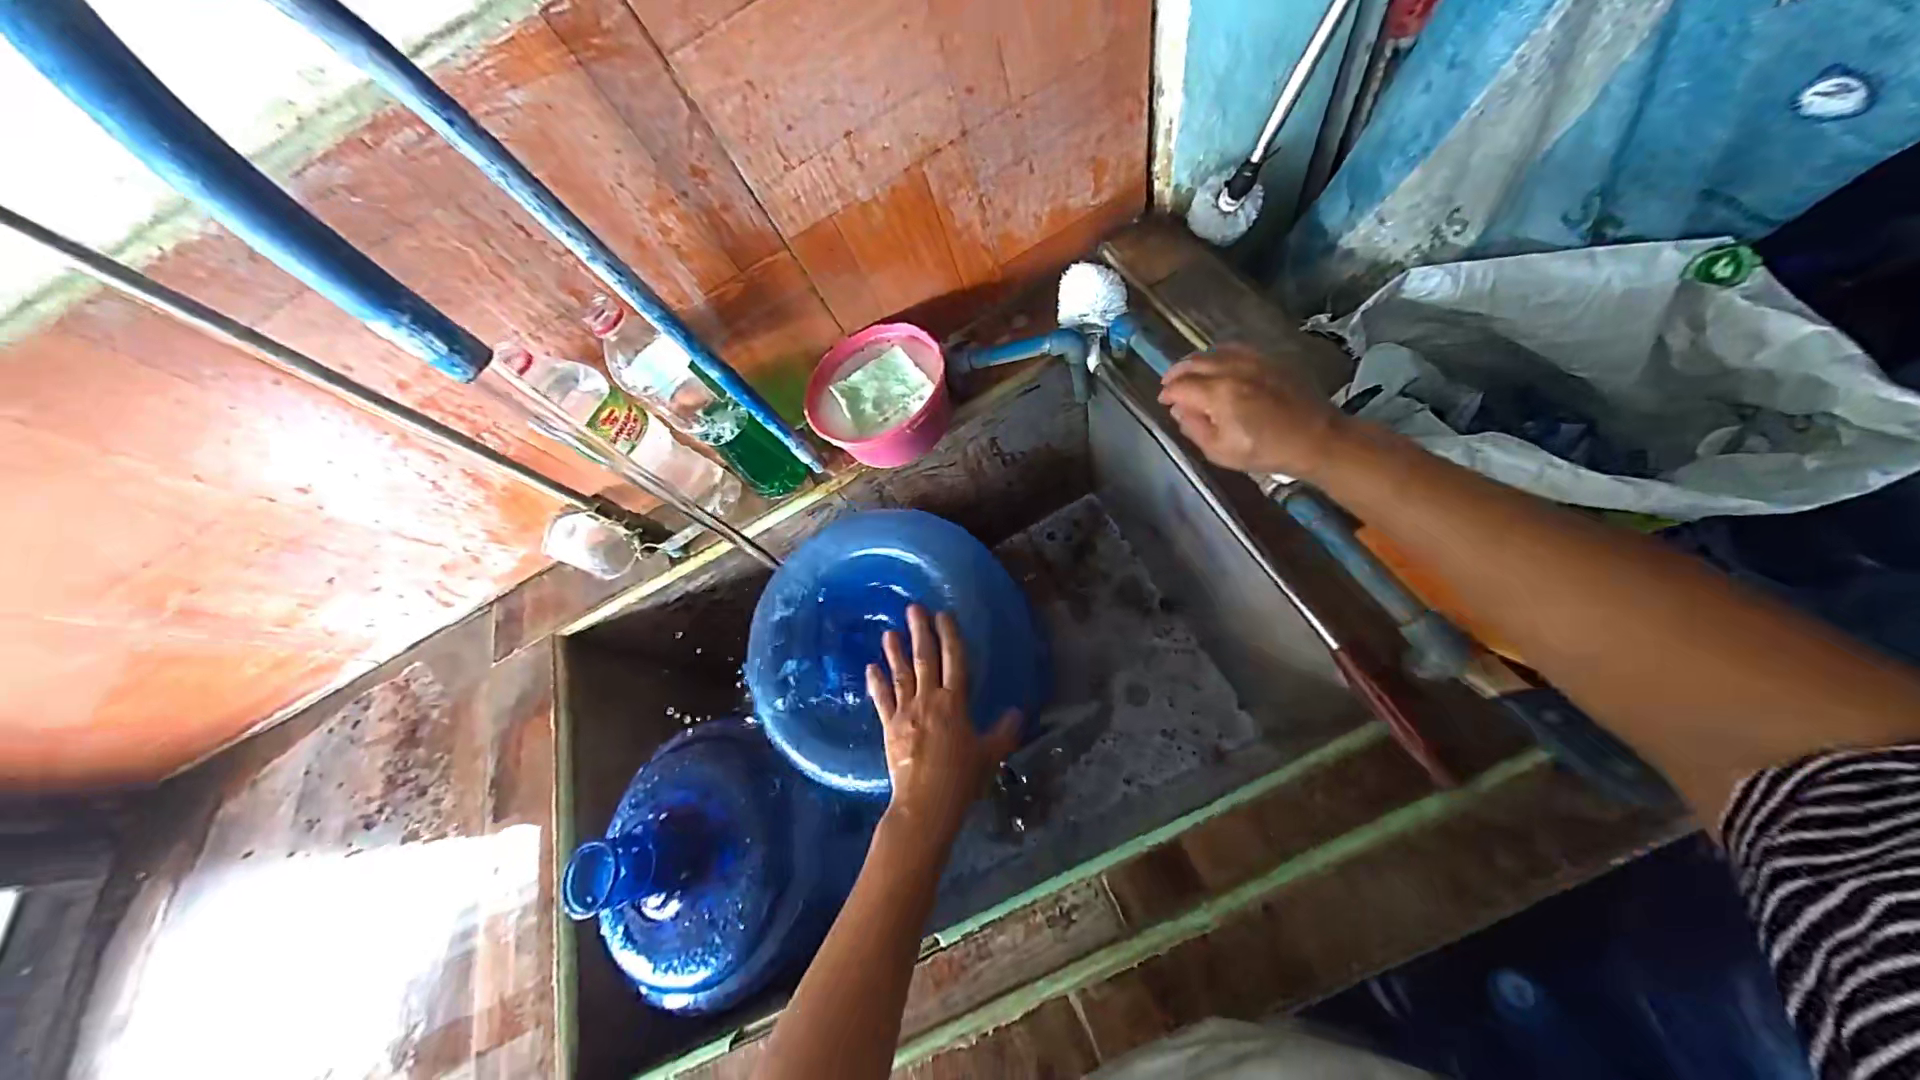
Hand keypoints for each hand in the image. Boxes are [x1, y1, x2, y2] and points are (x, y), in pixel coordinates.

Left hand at [867, 605, 1021, 837]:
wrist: (925, 803)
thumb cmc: (961, 779)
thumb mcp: (990, 754)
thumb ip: (1004, 731)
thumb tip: (1017, 711)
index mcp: (955, 703)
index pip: (954, 660)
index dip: (949, 635)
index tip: (943, 614)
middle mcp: (929, 700)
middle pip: (925, 659)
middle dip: (920, 632)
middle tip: (913, 608)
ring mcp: (906, 712)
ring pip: (901, 674)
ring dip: (895, 652)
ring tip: (889, 631)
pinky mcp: (889, 727)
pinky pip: (881, 699)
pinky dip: (875, 683)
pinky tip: (870, 667)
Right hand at [1157, 343, 1348, 479]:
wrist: (1315, 437)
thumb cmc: (1266, 451)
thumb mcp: (1220, 451)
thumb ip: (1194, 428)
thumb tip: (1179, 410)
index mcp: (1219, 394)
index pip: (1181, 386)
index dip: (1167, 393)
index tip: (1163, 401)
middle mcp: (1233, 370)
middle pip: (1193, 362)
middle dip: (1176, 373)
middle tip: (1169, 384)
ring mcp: (1253, 360)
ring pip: (1212, 351)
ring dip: (1195, 361)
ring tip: (1188, 373)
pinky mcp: (1269, 358)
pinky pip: (1234, 348)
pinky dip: (1217, 354)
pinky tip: (1216, 364)